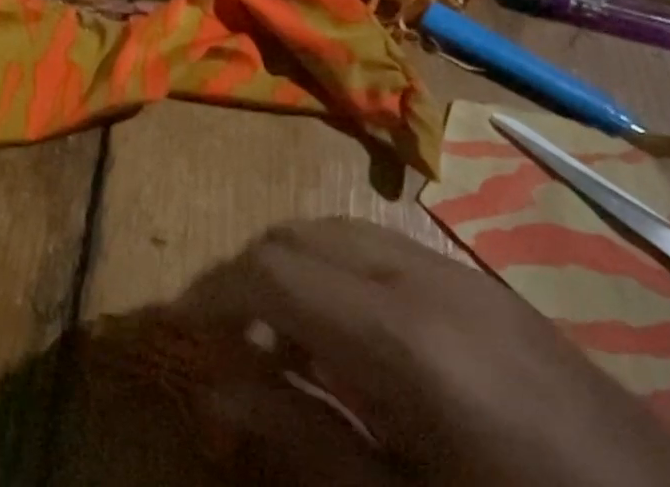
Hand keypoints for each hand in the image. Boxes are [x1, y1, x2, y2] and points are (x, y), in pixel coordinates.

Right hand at [175, 219, 669, 486]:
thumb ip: (301, 436)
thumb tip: (213, 392)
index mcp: (402, 334)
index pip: (270, 269)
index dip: (211, 295)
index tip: (178, 330)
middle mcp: (427, 279)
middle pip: (298, 236)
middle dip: (245, 276)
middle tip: (225, 340)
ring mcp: (465, 277)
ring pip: (339, 234)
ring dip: (292, 272)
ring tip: (281, 341)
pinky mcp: (491, 290)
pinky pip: (385, 254)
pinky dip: (339, 277)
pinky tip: (352, 345)